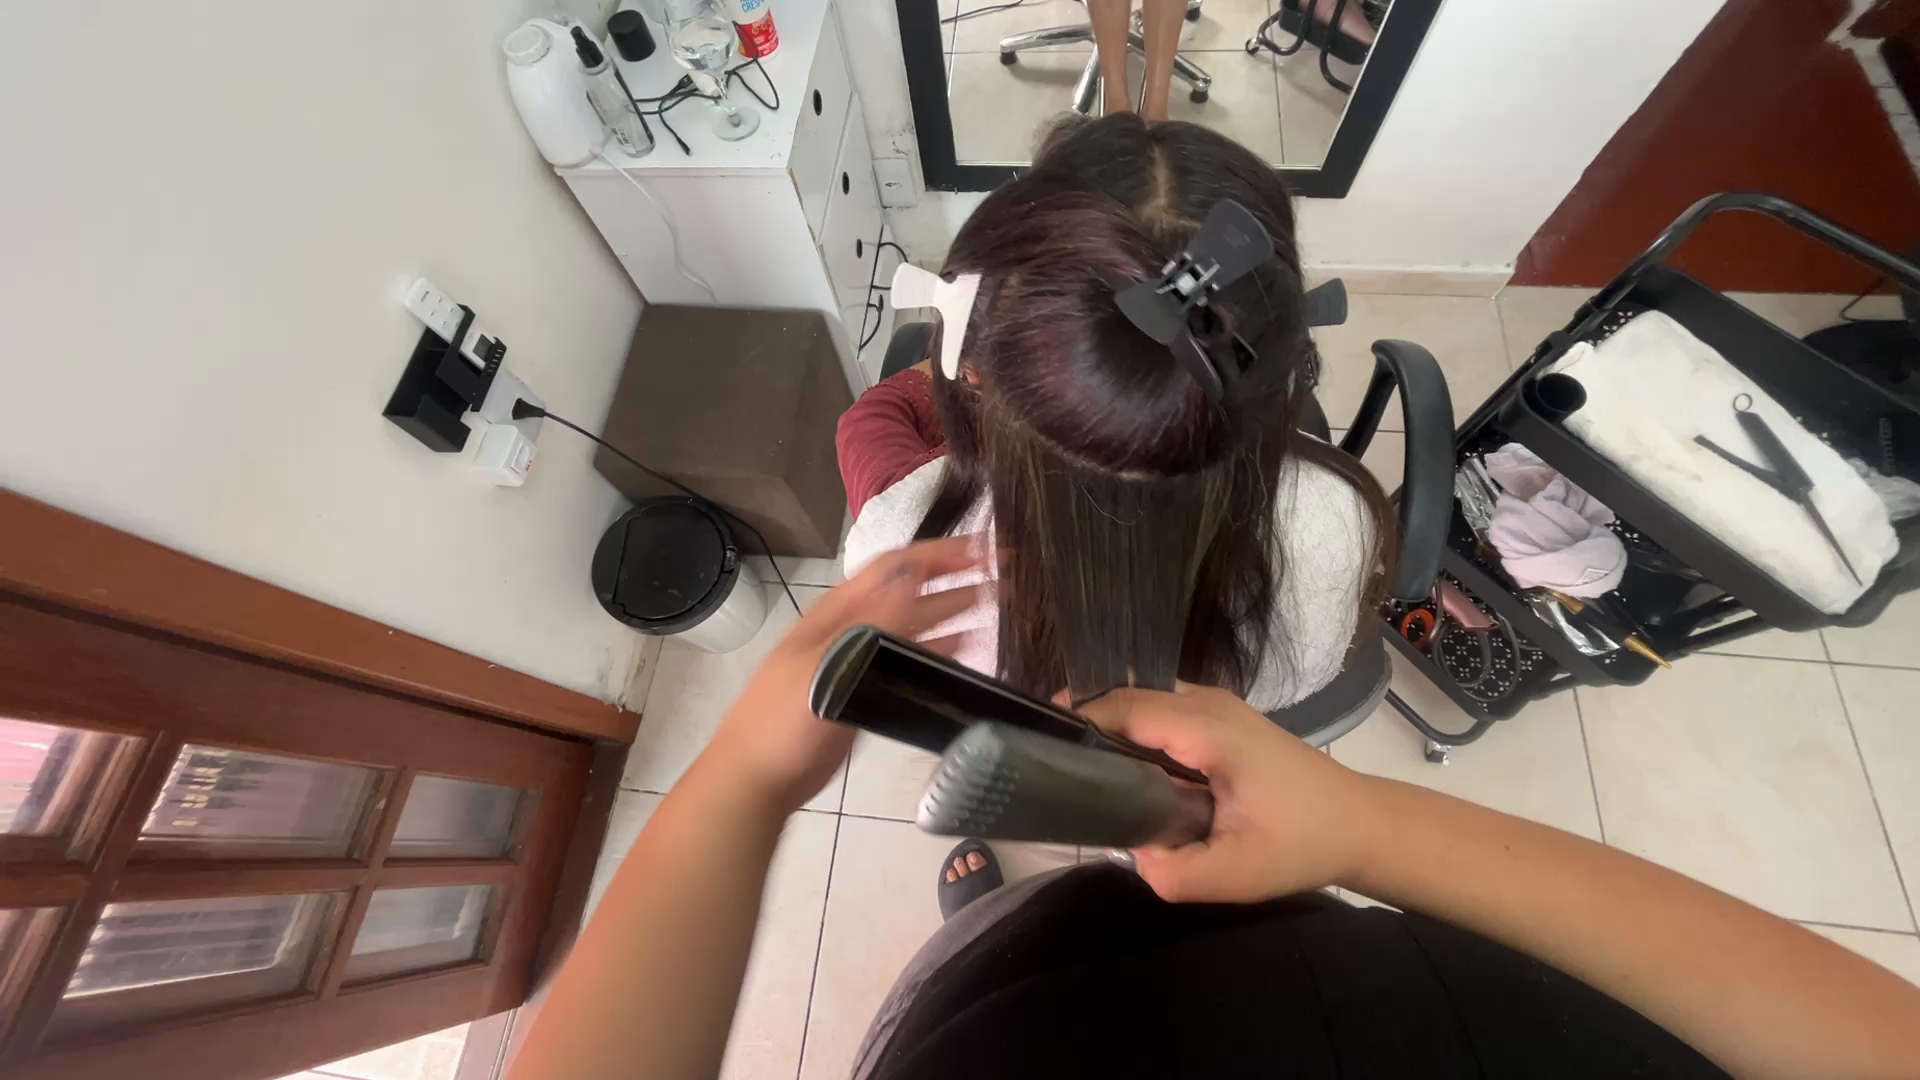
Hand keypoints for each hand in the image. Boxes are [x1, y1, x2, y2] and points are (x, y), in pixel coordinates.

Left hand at [700, 536, 983, 813]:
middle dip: (954, 579)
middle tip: (1002, 576)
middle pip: (910, 592)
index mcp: (839, 611)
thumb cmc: (784, 720)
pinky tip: (963, 648)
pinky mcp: (866, 688)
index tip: (984, 549)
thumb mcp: (827, 666)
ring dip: (950, 611)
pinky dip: (936, 649)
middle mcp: (853, 626)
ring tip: (993, 605)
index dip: (939, 554)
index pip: (896, 567)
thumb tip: (913, 573)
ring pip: (912, 624)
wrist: (755, 778)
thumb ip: (873, 622)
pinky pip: (907, 659)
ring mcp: (860, 657)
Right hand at [1079, 683, 1383, 902]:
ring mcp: (1216, 704)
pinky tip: (1123, 756)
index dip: (1083, 715)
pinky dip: (1133, 720)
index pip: (1130, 708)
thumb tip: (1133, 856)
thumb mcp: (1242, 874)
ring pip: (1145, 695)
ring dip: (1109, 715)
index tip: (1043, 736)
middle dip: (1086, 713)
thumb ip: (1180, 873)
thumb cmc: (1303, 843)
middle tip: (1049, 749)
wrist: (1360, 821)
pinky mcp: (1220, 714)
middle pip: (1130, 693)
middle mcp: (1208, 704)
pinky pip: (1162, 705)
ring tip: (1077, 753)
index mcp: (1209, 732)